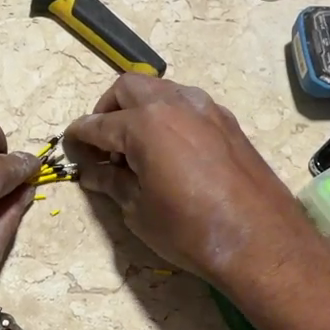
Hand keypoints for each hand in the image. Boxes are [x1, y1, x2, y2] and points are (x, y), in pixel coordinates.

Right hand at [63, 74, 307, 286]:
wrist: (259, 240)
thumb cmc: (189, 230)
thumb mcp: (138, 210)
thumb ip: (112, 183)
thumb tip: (91, 171)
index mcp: (145, 124)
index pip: (99, 124)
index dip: (79, 137)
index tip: (70, 148)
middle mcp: (175, 104)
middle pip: (128, 88)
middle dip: (107, 110)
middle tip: (103, 144)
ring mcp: (206, 109)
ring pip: (161, 91)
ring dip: (140, 109)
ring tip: (136, 149)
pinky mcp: (227, 122)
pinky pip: (187, 105)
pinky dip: (168, 117)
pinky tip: (168, 152)